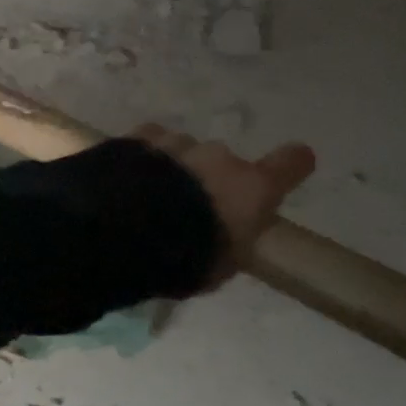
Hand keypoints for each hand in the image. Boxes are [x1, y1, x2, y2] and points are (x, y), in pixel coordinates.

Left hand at [130, 124, 315, 288]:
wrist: (114, 232)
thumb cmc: (182, 257)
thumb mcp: (222, 264)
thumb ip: (233, 240)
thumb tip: (230, 232)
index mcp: (252, 187)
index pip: (290, 164)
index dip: (290, 165)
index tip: (290, 165)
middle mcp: (216, 157)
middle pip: (221, 161)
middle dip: (207, 178)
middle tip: (182, 204)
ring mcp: (171, 143)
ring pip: (181, 149)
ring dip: (170, 165)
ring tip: (146, 192)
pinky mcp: (128, 141)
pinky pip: (143, 143)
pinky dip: (137, 158)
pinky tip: (122, 176)